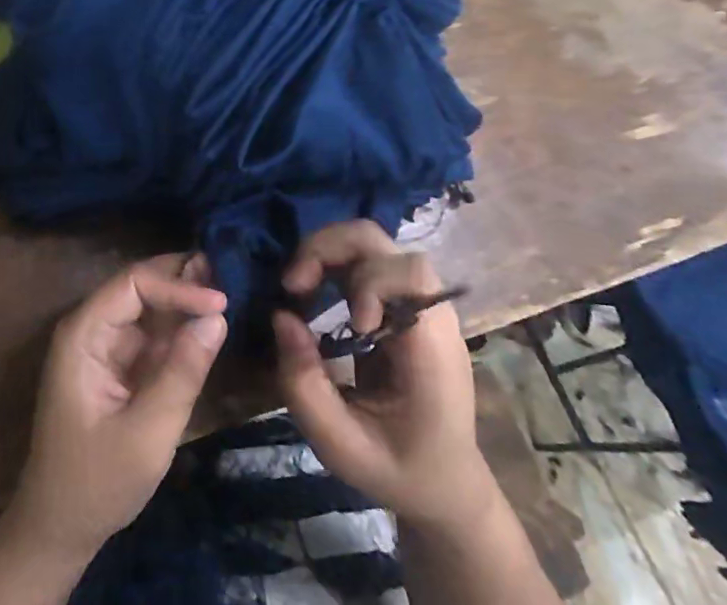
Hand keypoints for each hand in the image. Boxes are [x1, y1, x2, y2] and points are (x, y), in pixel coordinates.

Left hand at [10, 252, 228, 553]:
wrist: (61, 528)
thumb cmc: (97, 482)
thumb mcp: (147, 432)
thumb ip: (182, 372)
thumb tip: (218, 318)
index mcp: (83, 336)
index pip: (133, 284)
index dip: (177, 286)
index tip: (221, 303)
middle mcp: (92, 330)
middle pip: (141, 287)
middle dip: (184, 282)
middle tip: (232, 278)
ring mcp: (106, 348)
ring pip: (151, 308)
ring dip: (187, 301)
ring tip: (231, 293)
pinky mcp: (121, 367)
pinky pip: (154, 335)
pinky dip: (183, 329)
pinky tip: (212, 324)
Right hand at [274, 221, 499, 528]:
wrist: (445, 482)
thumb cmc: (398, 468)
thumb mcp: (340, 445)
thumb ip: (305, 385)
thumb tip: (281, 316)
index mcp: (431, 347)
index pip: (410, 274)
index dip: (370, 282)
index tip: (350, 326)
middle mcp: (430, 311)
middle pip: (381, 243)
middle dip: (329, 249)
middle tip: (294, 285)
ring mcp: (417, 302)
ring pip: (371, 243)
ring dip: (327, 254)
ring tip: (299, 288)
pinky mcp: (401, 302)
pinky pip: (366, 262)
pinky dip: (332, 265)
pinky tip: (314, 294)